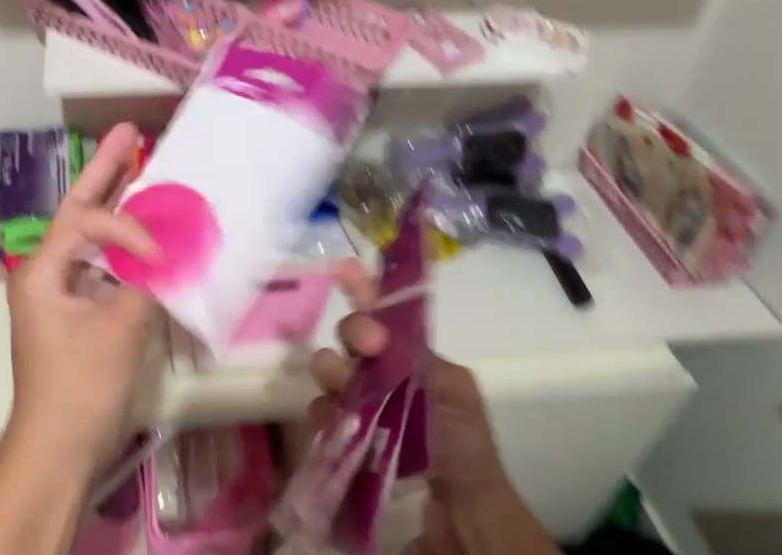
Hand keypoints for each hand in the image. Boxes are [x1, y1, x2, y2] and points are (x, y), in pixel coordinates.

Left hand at [5, 123, 161, 475]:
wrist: (58, 452)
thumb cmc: (79, 388)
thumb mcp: (118, 331)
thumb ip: (148, 282)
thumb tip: (176, 247)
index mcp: (42, 271)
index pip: (88, 222)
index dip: (130, 227)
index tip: (161, 254)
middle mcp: (48, 272)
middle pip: (80, 210)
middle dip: (106, 171)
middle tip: (128, 130)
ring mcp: (63, 291)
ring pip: (94, 236)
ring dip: (119, 203)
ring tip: (138, 161)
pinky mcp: (81, 311)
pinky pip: (106, 265)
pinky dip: (129, 246)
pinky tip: (152, 227)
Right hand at [309, 265, 534, 554]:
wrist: (457, 512)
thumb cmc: (462, 445)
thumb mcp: (453, 388)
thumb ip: (416, 352)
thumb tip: (380, 326)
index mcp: (407, 356)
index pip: (380, 312)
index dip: (363, 288)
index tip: (347, 268)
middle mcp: (377, 374)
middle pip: (350, 336)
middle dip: (355, 329)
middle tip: (369, 342)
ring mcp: (355, 405)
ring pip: (328, 369)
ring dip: (334, 368)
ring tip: (346, 382)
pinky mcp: (338, 438)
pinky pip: (319, 414)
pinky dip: (325, 412)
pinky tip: (337, 419)